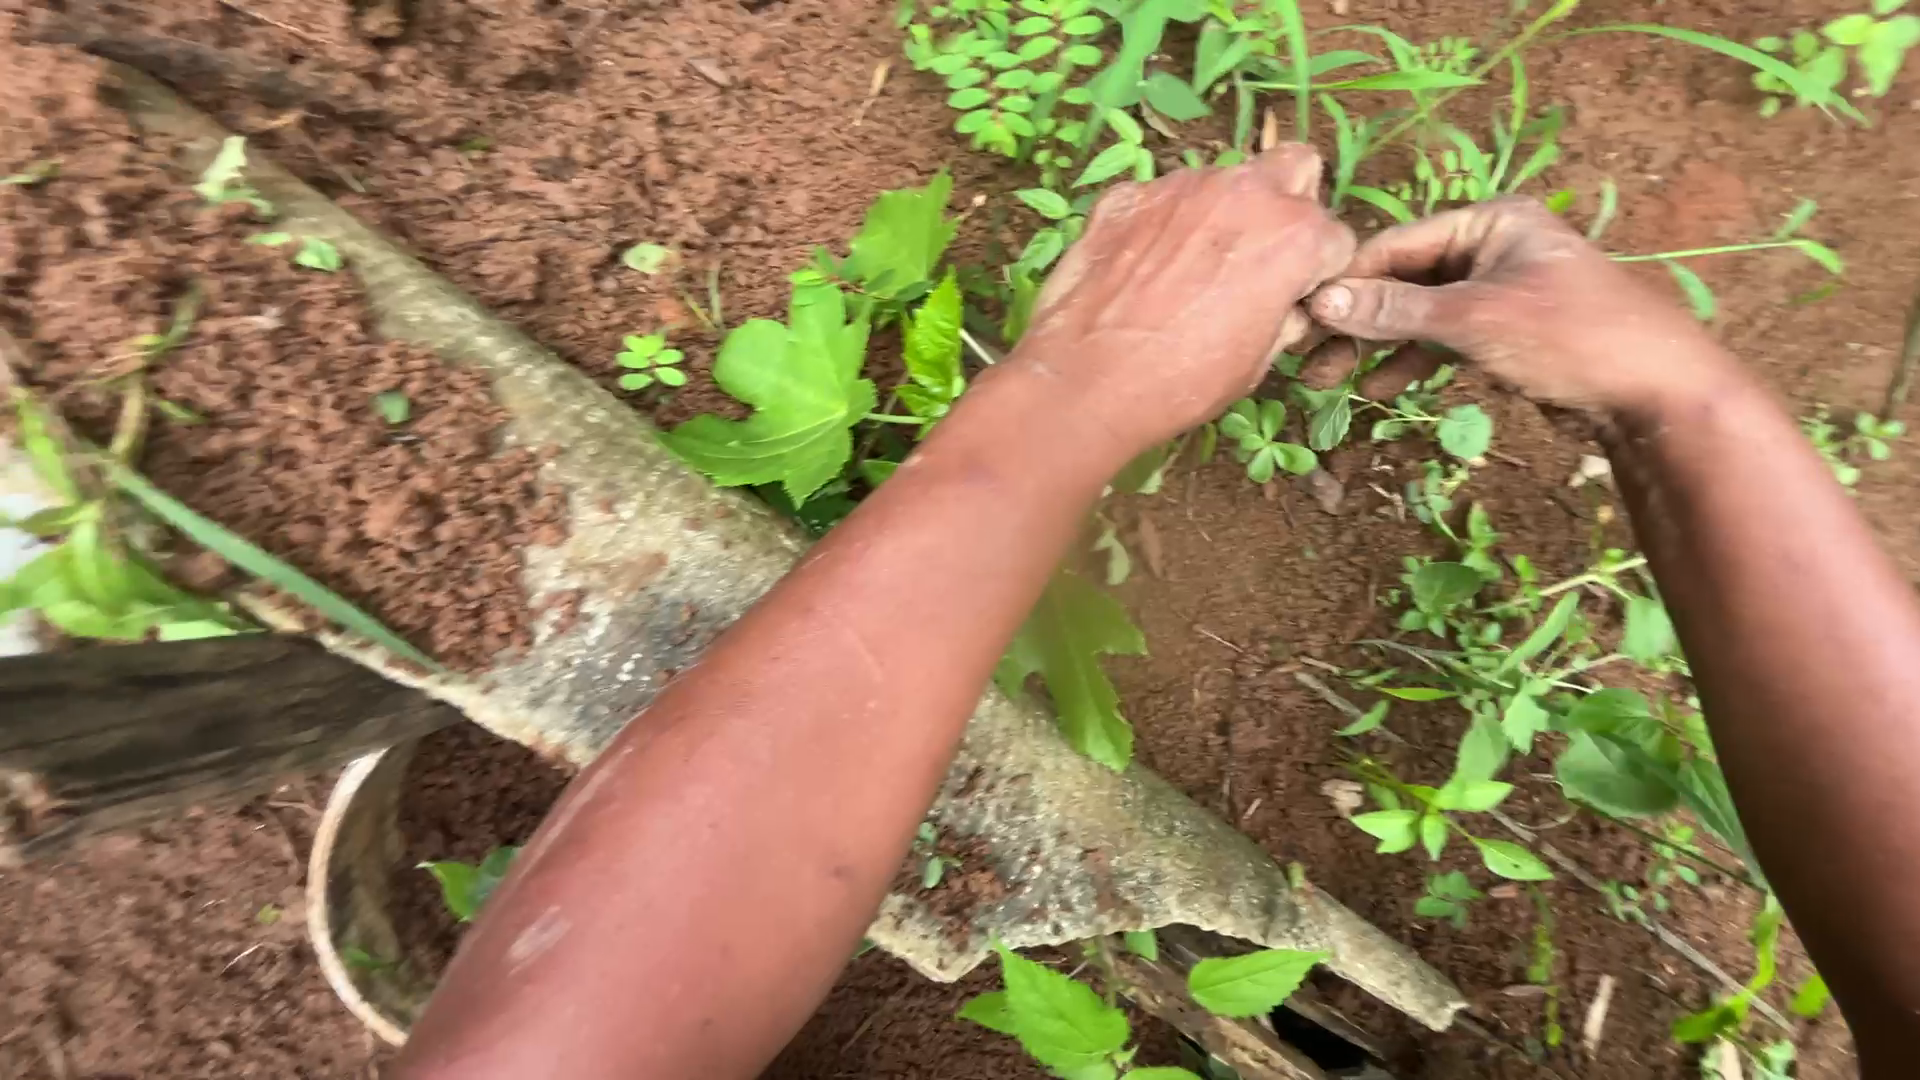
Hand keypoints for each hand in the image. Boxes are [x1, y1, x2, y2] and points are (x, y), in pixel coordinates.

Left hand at [1008, 144, 1356, 453]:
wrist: (1086, 384)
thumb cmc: (1179, 385)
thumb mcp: (1255, 365)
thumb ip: (1283, 318)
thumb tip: (1287, 307)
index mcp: (1293, 236)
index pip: (1333, 238)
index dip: (1314, 274)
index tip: (1290, 298)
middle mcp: (1243, 192)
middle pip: (1292, 171)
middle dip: (1286, 209)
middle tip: (1254, 261)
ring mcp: (1178, 188)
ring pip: (1221, 180)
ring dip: (1217, 214)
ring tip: (1184, 273)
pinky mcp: (1125, 198)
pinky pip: (1156, 199)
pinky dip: (1157, 223)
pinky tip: (1139, 270)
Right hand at [1304, 197, 1744, 417]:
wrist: (1654, 393)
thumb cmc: (1570, 336)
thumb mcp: (1473, 320)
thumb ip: (1394, 310)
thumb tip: (1320, 302)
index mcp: (1487, 224)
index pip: (1394, 247)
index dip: (1345, 284)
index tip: (1299, 321)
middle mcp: (1485, 250)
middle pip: (1398, 284)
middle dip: (1354, 324)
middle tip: (1307, 362)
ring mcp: (1489, 292)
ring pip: (1411, 316)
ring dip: (1371, 349)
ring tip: (1328, 384)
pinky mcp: (1493, 330)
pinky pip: (1434, 341)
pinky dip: (1406, 363)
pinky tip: (1379, 390)